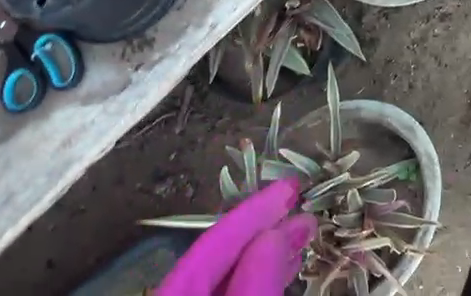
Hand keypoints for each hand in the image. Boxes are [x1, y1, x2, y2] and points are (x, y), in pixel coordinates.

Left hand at [158, 177, 316, 295]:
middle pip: (215, 258)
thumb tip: (278, 230)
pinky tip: (283, 267)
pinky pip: (231, 292)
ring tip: (300, 232)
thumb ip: (255, 282)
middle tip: (300, 205)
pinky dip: (258, 276)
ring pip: (224, 276)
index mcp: (169, 295)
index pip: (210, 246)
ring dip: (265, 252)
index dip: (252, 212)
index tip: (291, 186)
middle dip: (262, 229)